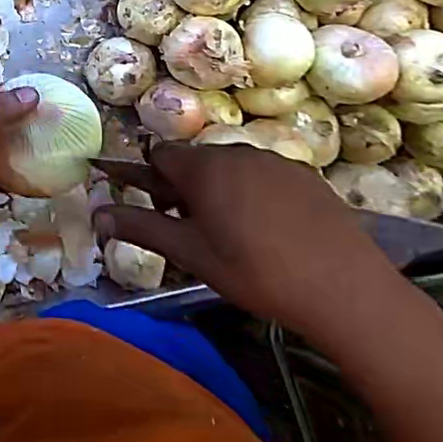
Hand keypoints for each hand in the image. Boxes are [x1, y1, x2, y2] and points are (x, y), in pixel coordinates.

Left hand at [0, 84, 37, 250]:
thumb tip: (33, 93)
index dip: (5, 92)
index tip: (35, 97)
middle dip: (19, 120)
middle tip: (50, 121)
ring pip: (1, 147)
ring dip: (22, 147)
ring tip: (52, 144)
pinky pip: (4, 175)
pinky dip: (20, 174)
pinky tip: (42, 174)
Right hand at [95, 143, 404, 336]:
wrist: (346, 289)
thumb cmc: (257, 272)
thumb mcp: (192, 254)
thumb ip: (141, 227)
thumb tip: (96, 214)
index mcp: (203, 168)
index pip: (160, 155)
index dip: (151, 179)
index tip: (159, 209)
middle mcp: (236, 152)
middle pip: (195, 160)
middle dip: (185, 187)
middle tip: (195, 229)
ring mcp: (275, 160)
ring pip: (231, 166)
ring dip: (220, 189)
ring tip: (235, 234)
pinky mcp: (306, 174)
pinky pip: (264, 174)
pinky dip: (255, 193)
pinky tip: (272, 230)